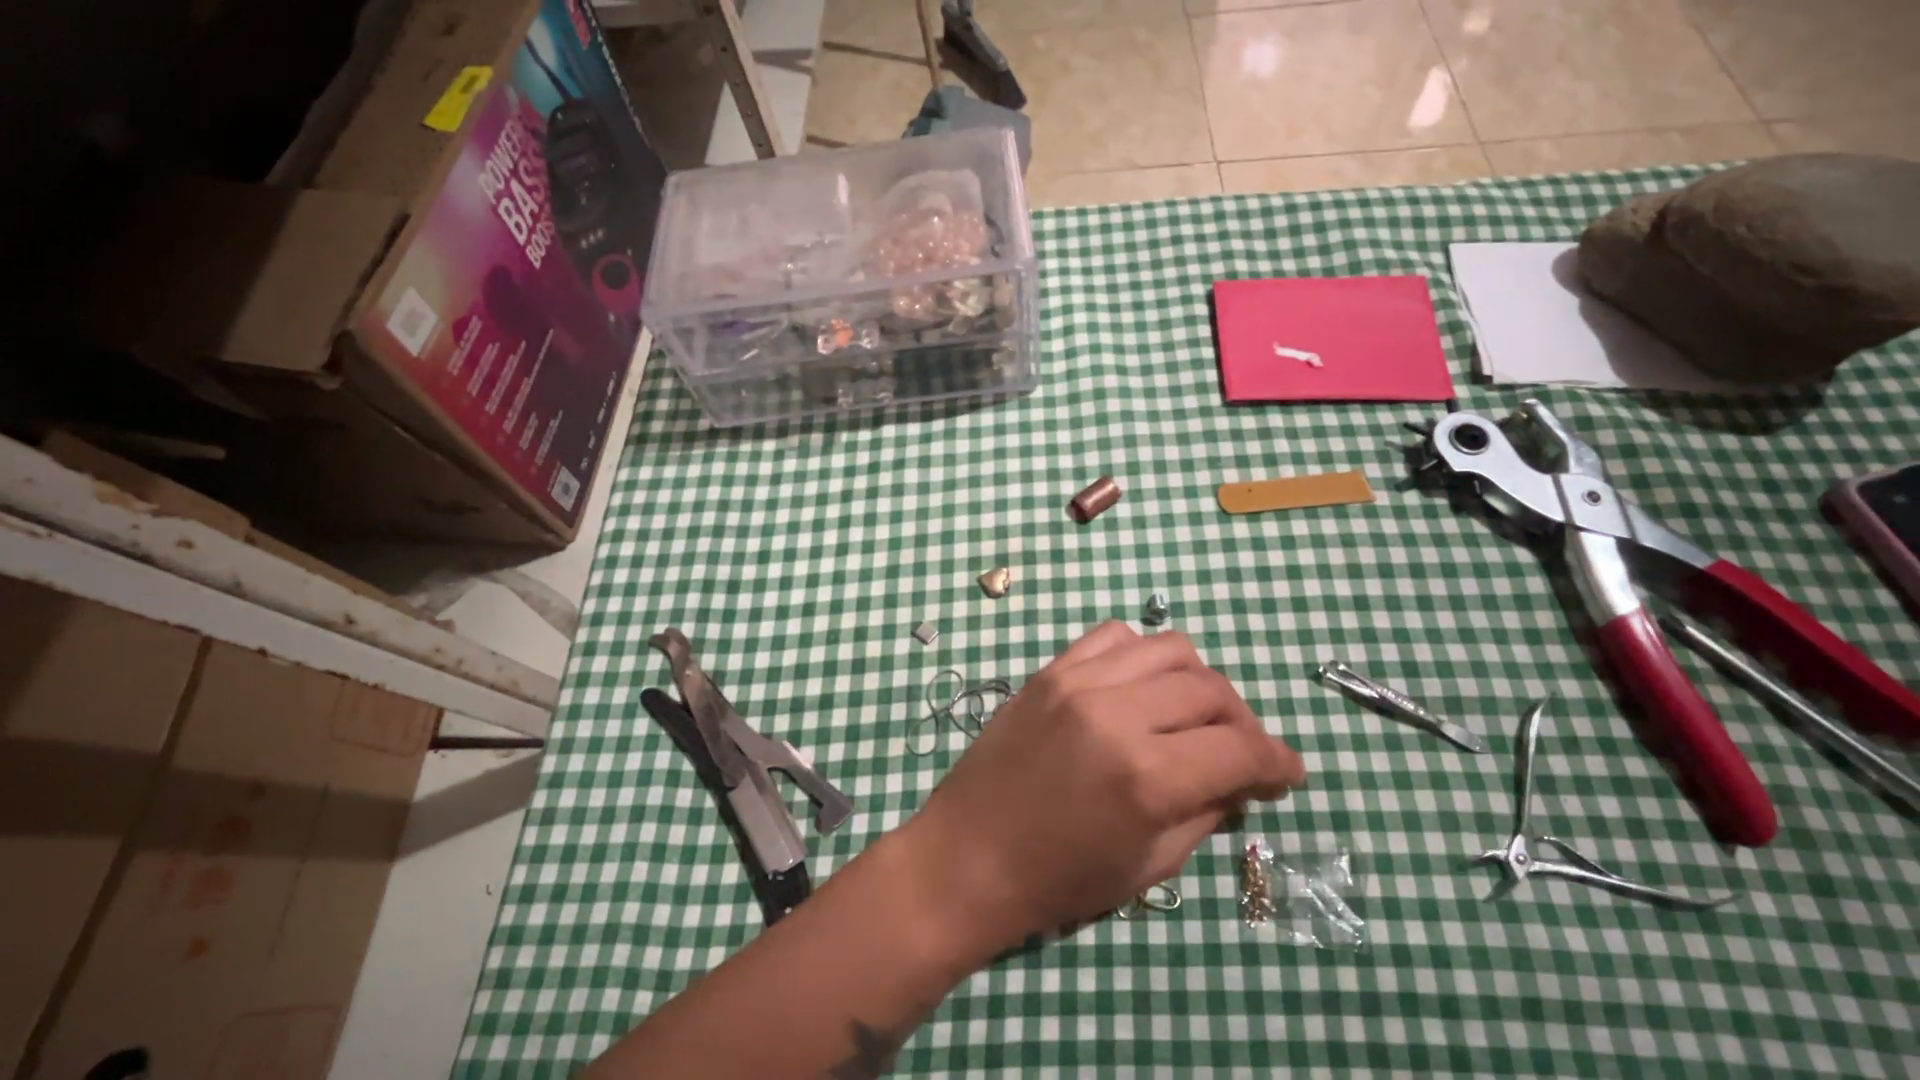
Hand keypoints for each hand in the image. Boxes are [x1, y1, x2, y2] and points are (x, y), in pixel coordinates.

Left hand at [902, 621, 1306, 950]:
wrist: (965, 859)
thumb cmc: (1057, 880)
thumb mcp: (1148, 866)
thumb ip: (1206, 813)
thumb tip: (1242, 779)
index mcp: (1147, 777)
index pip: (1241, 748)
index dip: (1278, 762)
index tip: (1288, 774)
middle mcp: (1117, 714)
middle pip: (1213, 691)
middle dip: (1242, 724)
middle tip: (1239, 754)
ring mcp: (1079, 683)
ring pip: (1170, 649)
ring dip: (1198, 683)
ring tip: (1191, 717)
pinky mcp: (1049, 671)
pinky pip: (1114, 636)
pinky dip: (1142, 657)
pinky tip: (1140, 690)